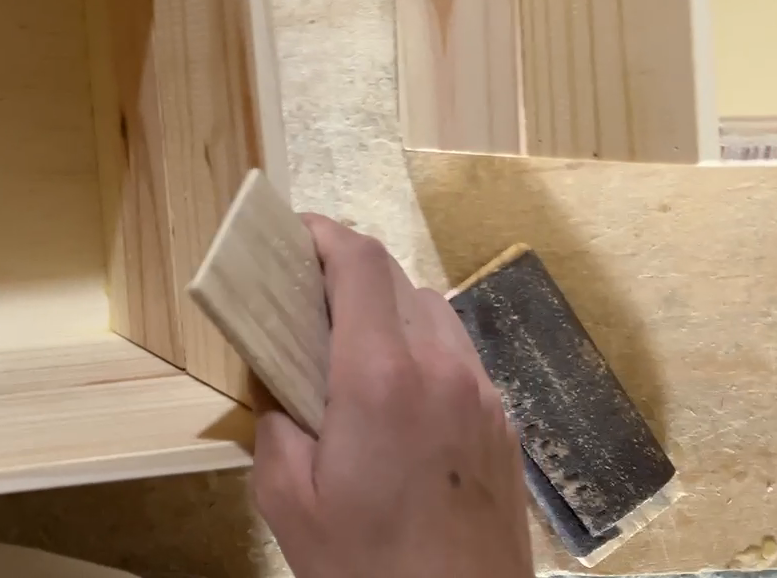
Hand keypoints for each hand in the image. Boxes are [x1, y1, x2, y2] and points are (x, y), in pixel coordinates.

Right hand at [252, 216, 532, 577]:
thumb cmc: (363, 565)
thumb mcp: (284, 492)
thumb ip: (272, 416)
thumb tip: (280, 378)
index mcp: (380, 376)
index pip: (359, 263)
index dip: (322, 231)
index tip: (288, 232)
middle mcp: (440, 369)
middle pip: (393, 274)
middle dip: (342, 264)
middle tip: (299, 287)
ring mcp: (482, 396)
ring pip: (429, 306)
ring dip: (381, 299)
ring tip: (342, 333)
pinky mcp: (503, 425)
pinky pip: (454, 349)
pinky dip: (414, 336)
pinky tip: (390, 383)